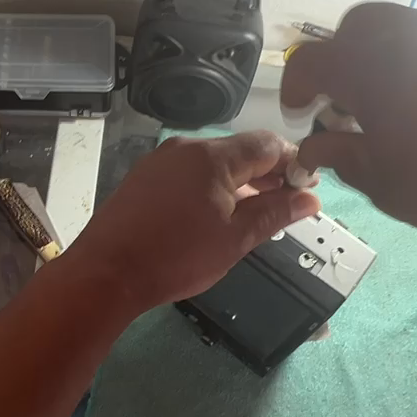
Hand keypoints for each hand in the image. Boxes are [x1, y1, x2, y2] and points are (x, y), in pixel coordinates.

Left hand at [60, 131, 320, 313]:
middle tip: (289, 201)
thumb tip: (310, 199)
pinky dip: (210, 188)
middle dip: (268, 173)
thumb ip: (274, 213)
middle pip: (238, 151)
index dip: (294, 162)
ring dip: (239, 182)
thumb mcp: (234, 239)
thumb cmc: (176, 257)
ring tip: (257, 211)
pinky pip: (188, 174)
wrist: (106, 273)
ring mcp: (159, 162)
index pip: (267, 144)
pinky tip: (217, 212)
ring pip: (212, 164)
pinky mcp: (143, 179)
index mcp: (212, 156)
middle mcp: (185, 148)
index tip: (309, 186)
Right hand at [282, 3, 416, 254]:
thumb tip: (316, 144)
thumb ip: (345, 159)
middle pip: (360, 26)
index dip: (296, 85)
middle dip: (343, 60)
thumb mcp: (392, 188)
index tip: (300, 112)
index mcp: (373, 68)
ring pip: (413, 28)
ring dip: (394, 60)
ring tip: (410, 112)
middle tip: (351, 106)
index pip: (313, 59)